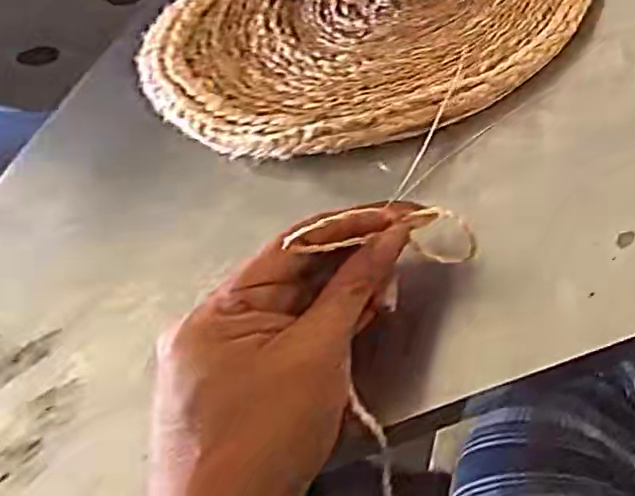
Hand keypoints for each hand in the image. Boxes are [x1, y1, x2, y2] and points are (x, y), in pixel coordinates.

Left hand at [150, 205, 421, 495]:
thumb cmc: (265, 428)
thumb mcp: (320, 347)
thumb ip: (358, 282)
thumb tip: (394, 231)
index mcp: (219, 312)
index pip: (296, 243)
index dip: (355, 222)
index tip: (406, 214)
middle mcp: (223, 322)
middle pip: (305, 266)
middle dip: (360, 257)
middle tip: (408, 248)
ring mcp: (240, 347)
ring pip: (314, 293)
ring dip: (357, 288)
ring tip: (385, 297)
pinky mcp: (262, 366)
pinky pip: (311, 320)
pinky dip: (345, 313)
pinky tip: (367, 317)